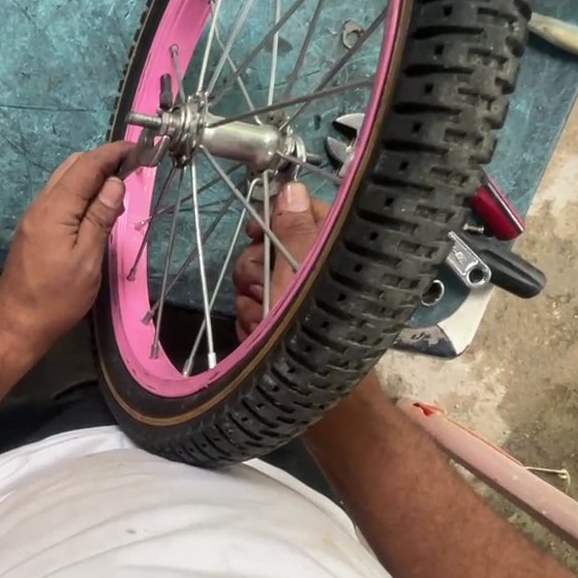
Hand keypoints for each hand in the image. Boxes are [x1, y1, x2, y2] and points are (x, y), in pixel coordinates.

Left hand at [0, 141, 135, 359]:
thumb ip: (100, 219)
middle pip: (71, 168)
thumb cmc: (56, 299)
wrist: (17, 325)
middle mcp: (39, 207)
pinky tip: (93, 206)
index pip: (86, 167)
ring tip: (117, 184)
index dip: (112, 154)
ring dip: (89, 177)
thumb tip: (115, 183)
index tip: (137, 148)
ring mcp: (32, 219)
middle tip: (131, 167)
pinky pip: (56, 199)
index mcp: (54, 210)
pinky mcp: (32, 232)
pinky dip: (77, 193)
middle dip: (101, 161)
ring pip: (62, 182)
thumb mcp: (87, 261)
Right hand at [233, 180, 323, 340]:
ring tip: (265, 321)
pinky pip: (249, 311)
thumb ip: (297, 231)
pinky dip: (251, 323)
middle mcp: (309, 271)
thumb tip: (291, 188)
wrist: (311, 389)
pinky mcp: (275, 324)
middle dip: (255, 270)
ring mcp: (290, 299)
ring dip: (252, 302)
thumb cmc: (315, 328)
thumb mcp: (305, 273)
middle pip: (264, 249)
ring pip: (252, 283)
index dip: (275, 214)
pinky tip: (261, 334)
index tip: (253, 228)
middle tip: (264, 288)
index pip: (301, 212)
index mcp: (328, 251)